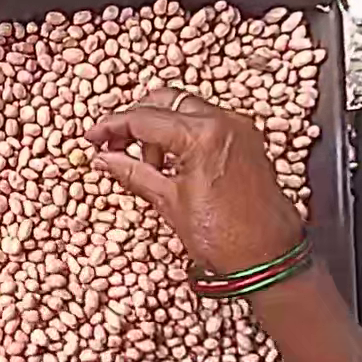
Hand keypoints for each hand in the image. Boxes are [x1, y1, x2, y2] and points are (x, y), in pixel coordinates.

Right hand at [85, 90, 304, 275]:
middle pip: (164, 102)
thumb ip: (132, 172)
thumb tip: (105, 158)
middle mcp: (224, 123)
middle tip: (113, 145)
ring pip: (184, 110)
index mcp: (202, 136)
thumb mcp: (167, 201)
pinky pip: (205, 123)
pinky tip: (168, 162)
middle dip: (134, 121)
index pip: (143, 118)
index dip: (111, 126)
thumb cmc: (226, 237)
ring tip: (144, 164)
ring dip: (157, 128)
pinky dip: (180, 134)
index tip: (93, 137)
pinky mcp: (246, 141)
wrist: (269, 259)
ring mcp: (238, 130)